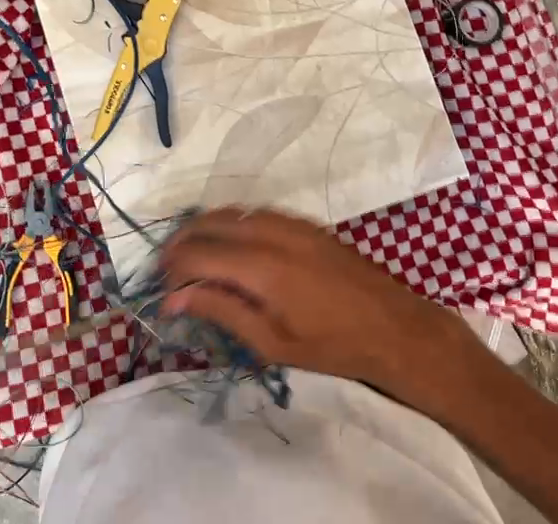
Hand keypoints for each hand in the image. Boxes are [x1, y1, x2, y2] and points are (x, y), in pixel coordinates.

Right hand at [160, 206, 482, 395]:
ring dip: (206, 227)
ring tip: (192, 253)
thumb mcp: (271, 343)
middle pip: (211, 223)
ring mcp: (292, 224)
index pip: (198, 254)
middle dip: (182, 241)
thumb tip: (175, 299)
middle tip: (167, 267)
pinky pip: (258, 211)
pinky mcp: (307, 224)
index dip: (172, 269)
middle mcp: (272, 234)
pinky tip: (231, 242)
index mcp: (261, 268)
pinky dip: (234, 221)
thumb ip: (222, 312)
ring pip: (234, 211)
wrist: (395, 328)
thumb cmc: (332, 346)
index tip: (162, 289)